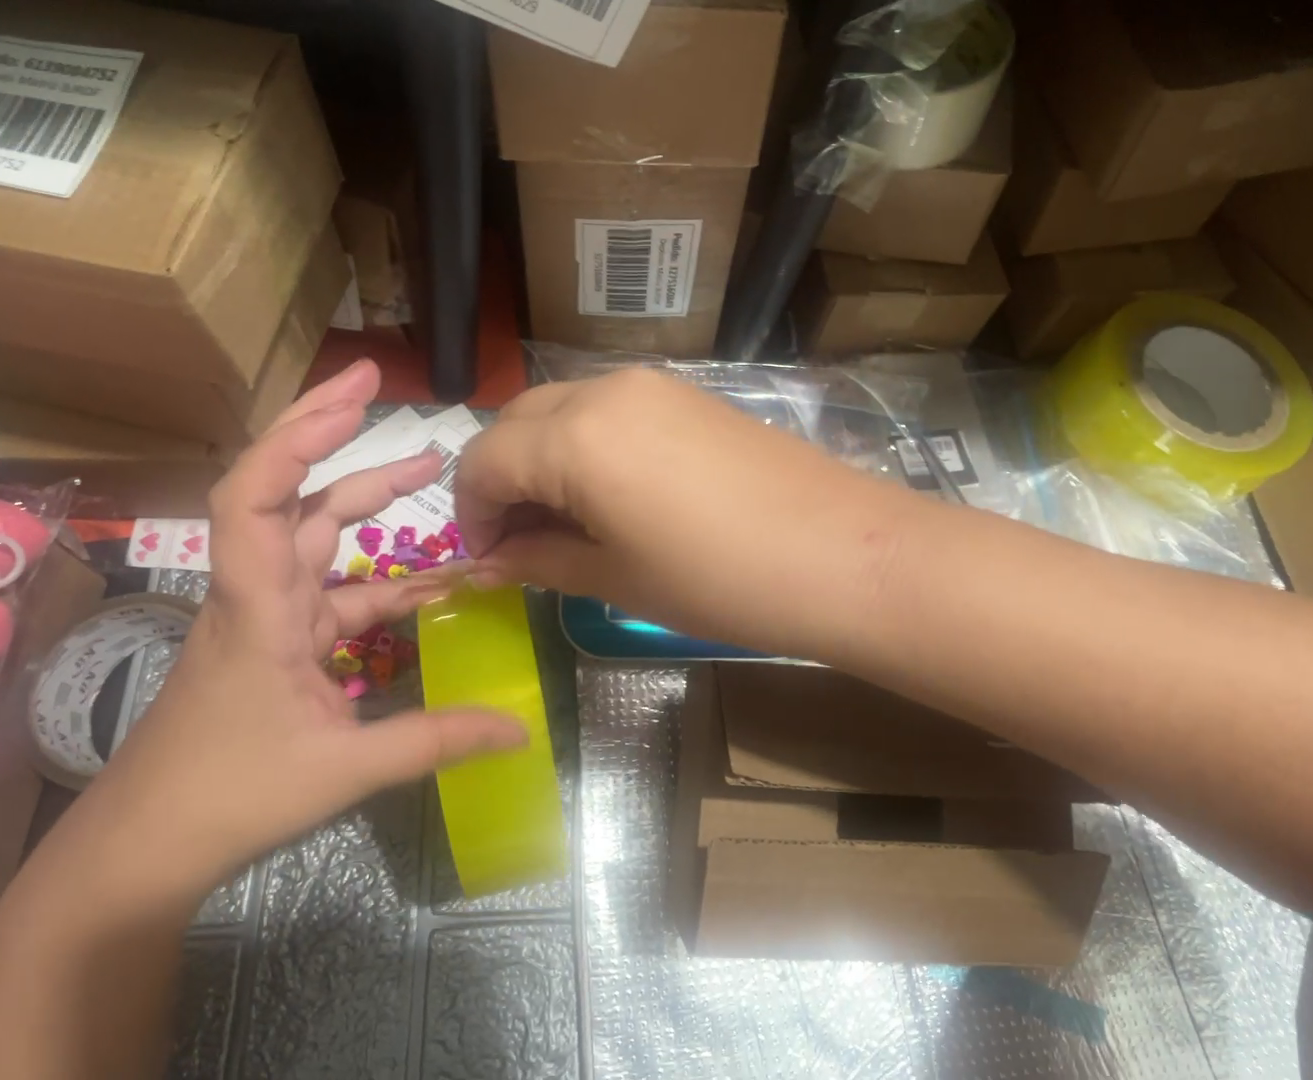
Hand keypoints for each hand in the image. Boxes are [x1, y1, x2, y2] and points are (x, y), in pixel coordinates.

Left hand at [72, 360, 525, 900]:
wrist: (149, 843)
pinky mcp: (281, 648)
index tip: (353, 398)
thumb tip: (521, 729)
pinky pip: (336, 597)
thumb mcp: (343, 769)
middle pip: (292, 498)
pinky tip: (429, 584)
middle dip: (337, 442)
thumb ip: (435, 741)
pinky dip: (380, 583)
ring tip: (428, 472)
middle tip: (389, 401)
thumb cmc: (229, 796)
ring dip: (365, 504)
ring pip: (316, 541)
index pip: (255, 494)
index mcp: (258, 607)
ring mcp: (269, 620)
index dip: (296, 436)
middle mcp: (259, 596)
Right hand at [455, 369, 924, 660]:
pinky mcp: (688, 393)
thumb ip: (540, 560)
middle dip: (502, 480)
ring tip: (566, 523)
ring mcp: (652, 385)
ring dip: (543, 459)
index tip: (488, 561)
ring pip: (563, 410)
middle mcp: (604, 390)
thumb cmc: (718, 581)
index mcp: (573, 437)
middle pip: (517, 423)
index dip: (472, 515)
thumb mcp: (616, 578)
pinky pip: (610, 410)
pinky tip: (612, 496)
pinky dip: (586, 446)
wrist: (841, 555)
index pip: (483, 462)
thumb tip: (490, 562)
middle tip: (521, 543)